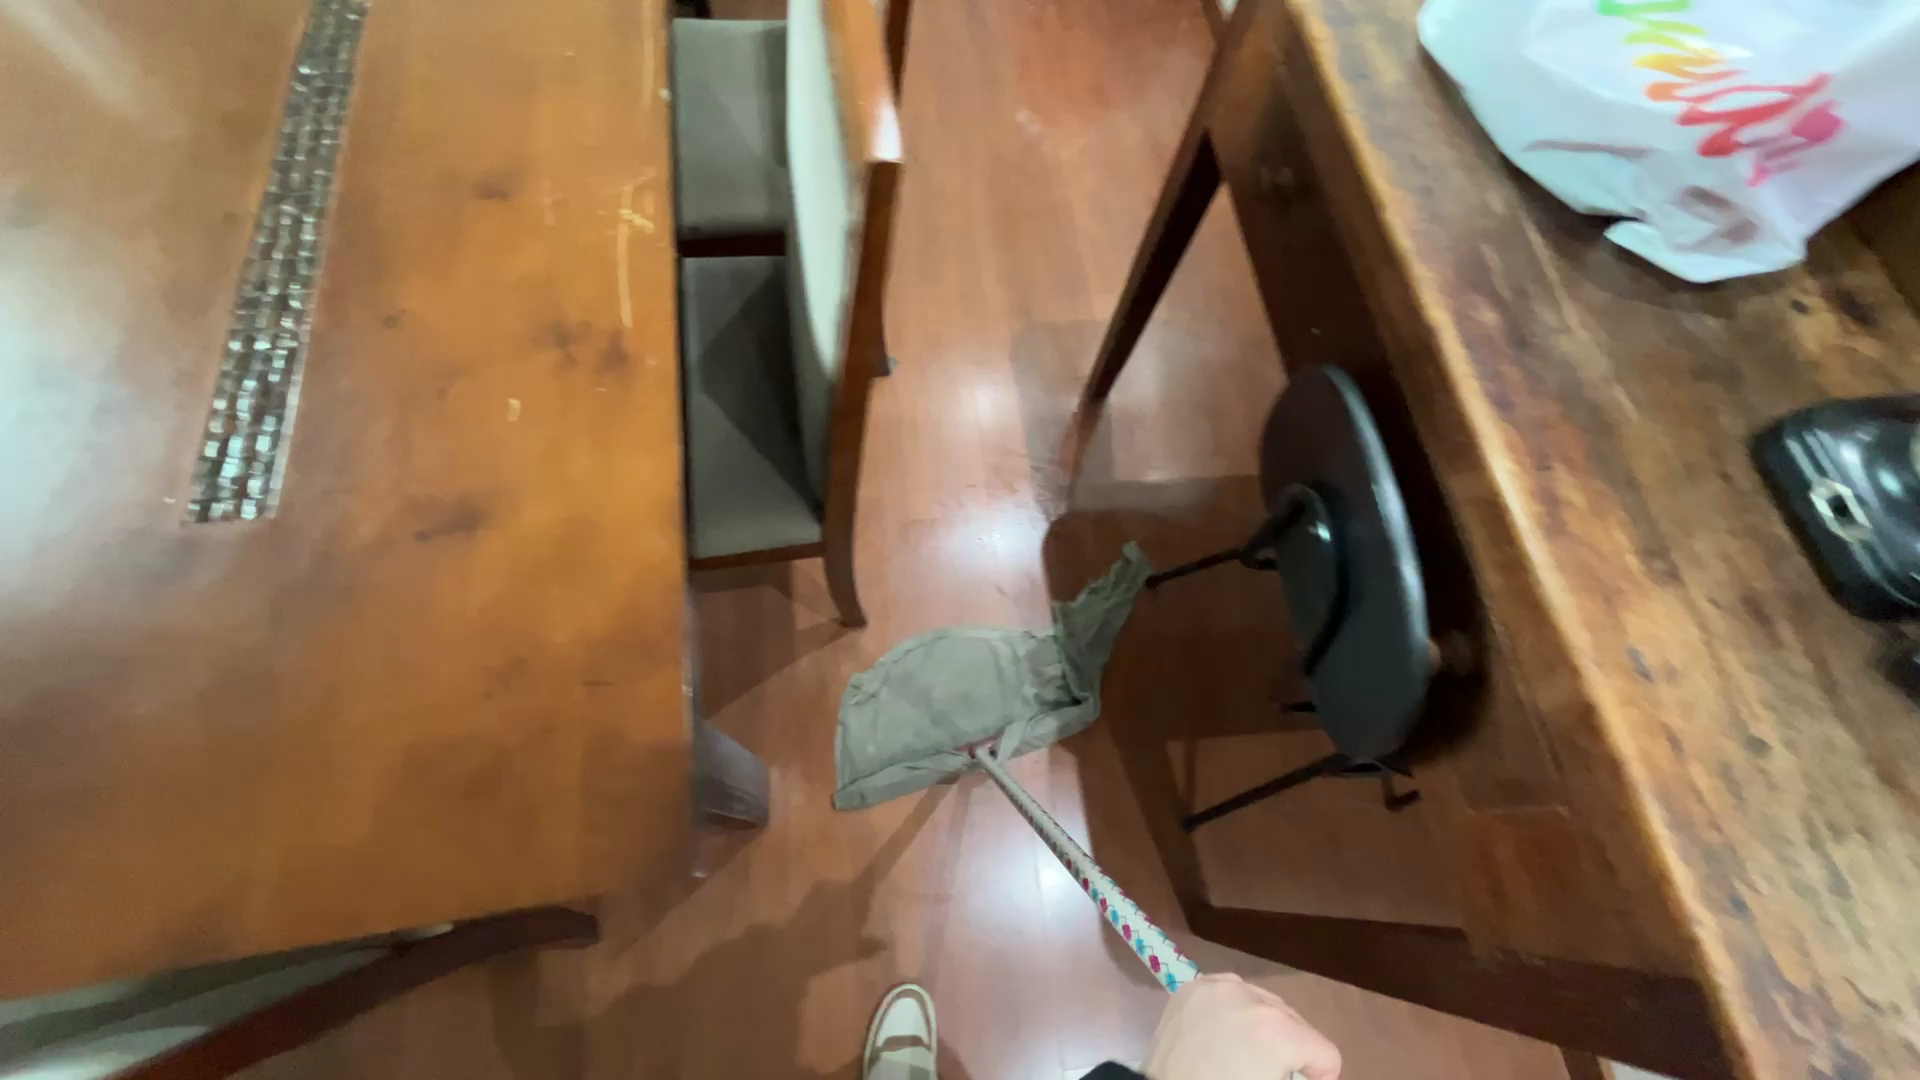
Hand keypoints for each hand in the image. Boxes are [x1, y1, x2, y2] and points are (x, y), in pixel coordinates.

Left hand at [1142, 974, 1341, 1079]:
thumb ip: (1299, 1077)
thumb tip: (1302, 1072)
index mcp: (1278, 1031)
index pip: (1327, 1052)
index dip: (1318, 1077)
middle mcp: (1250, 995)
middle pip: (1296, 1022)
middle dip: (1293, 1051)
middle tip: (1269, 1074)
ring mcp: (1217, 985)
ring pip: (1263, 1002)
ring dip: (1265, 1027)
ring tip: (1246, 1056)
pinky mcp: (1193, 986)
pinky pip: (1231, 992)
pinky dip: (1236, 1012)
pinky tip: (1224, 1035)